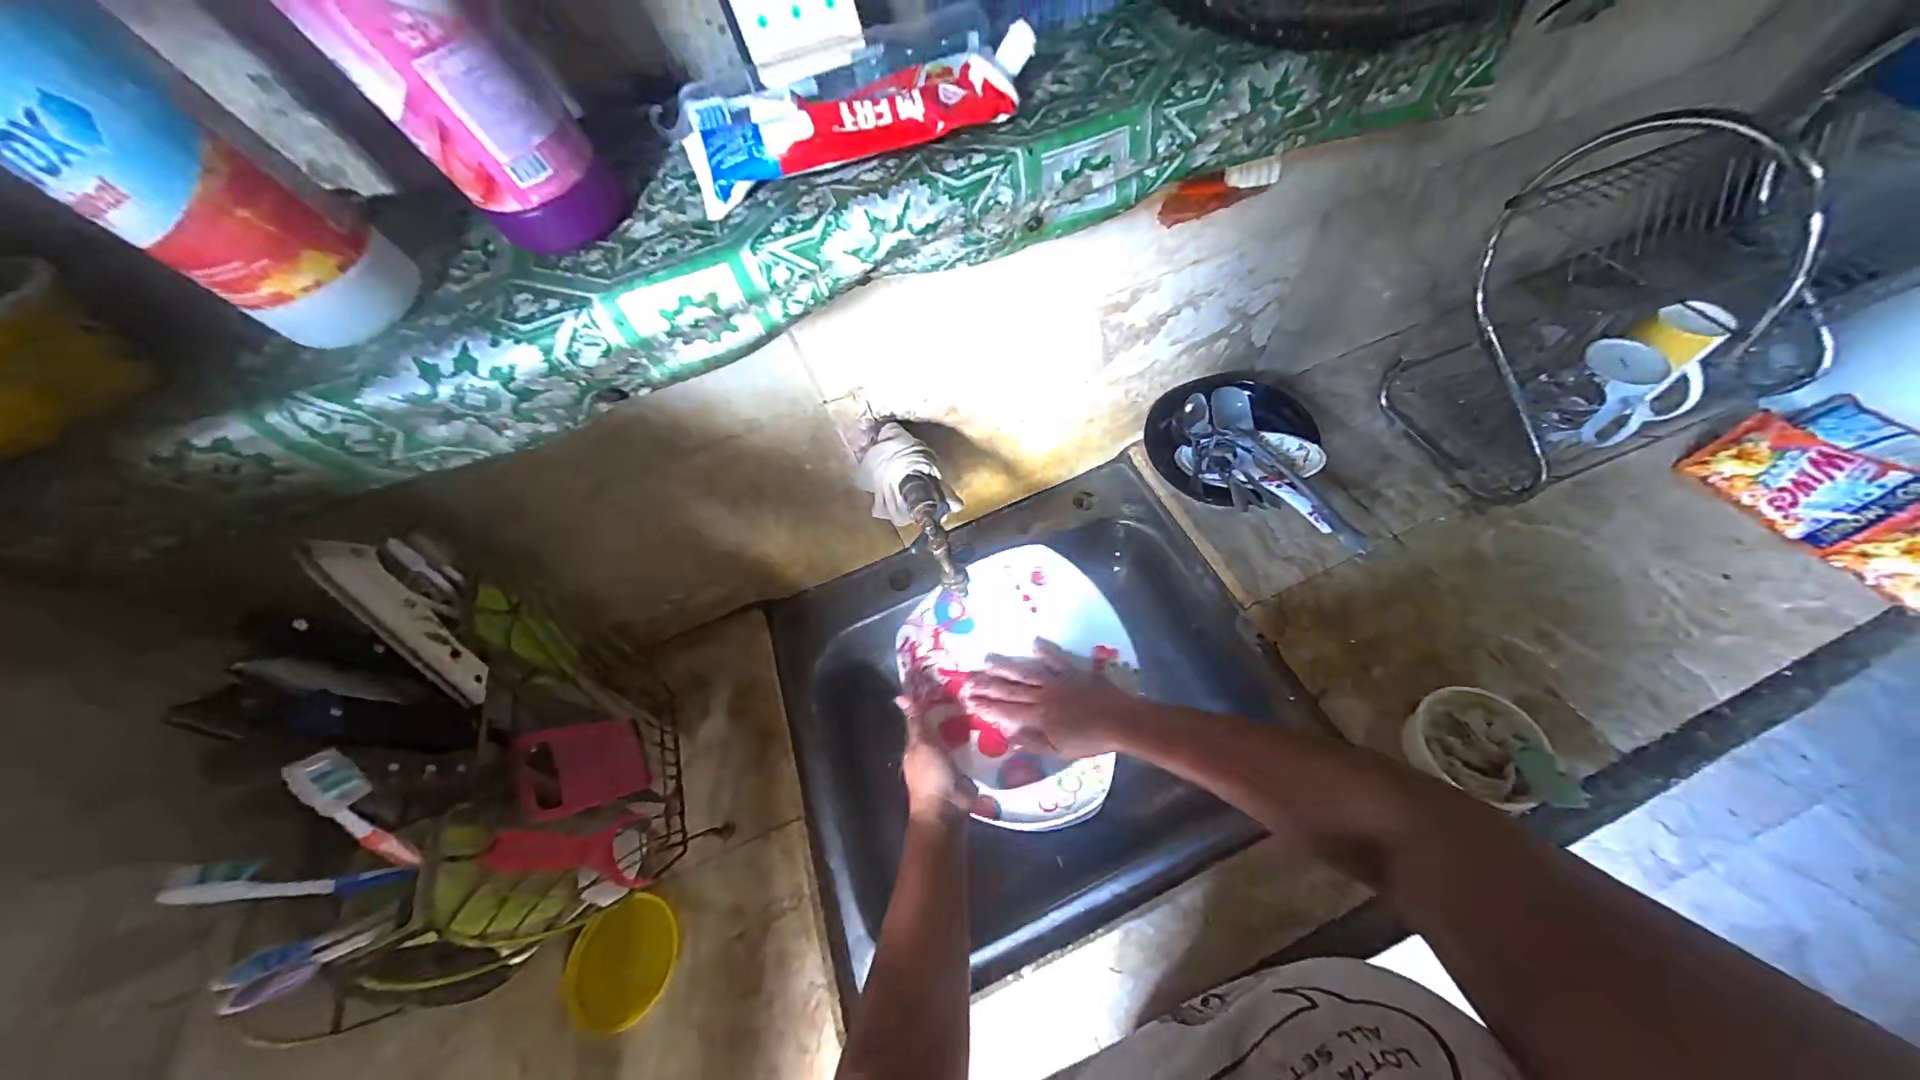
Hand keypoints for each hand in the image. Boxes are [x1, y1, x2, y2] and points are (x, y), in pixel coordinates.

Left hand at [896, 695, 976, 819]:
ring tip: (987, 706)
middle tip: (976, 693)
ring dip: (971, 723)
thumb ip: (917, 721)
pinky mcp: (968, 767)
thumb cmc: (930, 775)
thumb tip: (901, 697)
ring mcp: (952, 757)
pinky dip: (981, 739)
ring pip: (961, 734)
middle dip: (958, 710)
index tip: (953, 686)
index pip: (926, 715)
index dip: (936, 701)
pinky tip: (994, 727)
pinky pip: (974, 748)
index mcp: (919, 741)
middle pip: (945, 723)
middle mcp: (934, 747)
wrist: (947, 809)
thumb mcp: (922, 743)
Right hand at [959, 638, 1146, 758]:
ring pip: (1025, 671)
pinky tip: (1033, 643)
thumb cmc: (1091, 740)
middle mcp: (1042, 695)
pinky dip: (1045, 650)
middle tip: (967, 679)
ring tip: (987, 660)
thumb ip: (1032, 742)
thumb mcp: (1059, 751)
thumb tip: (1007, 734)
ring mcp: (1057, 680)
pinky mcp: (1073, 671)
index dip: (985, 705)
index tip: (967, 699)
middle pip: (1009, 688)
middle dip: (986, 684)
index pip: (1005, 710)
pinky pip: (1055, 658)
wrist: (1121, 721)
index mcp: (1038, 716)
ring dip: (1005, 666)